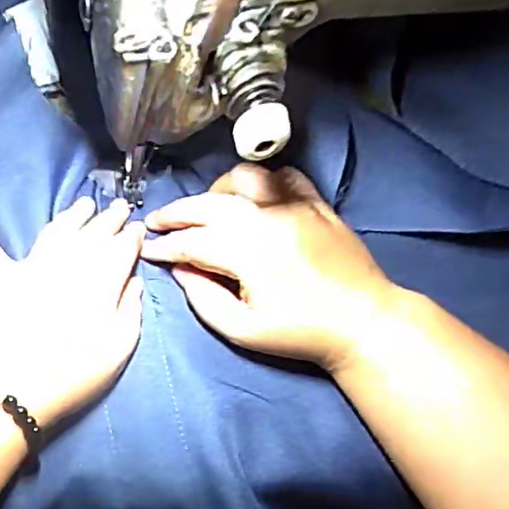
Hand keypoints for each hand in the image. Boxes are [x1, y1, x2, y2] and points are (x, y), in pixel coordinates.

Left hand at [0, 196, 145, 428]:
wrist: (16, 386)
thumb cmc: (75, 373)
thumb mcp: (119, 347)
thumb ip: (131, 310)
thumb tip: (133, 282)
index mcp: (103, 277)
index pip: (122, 246)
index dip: (132, 235)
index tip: (138, 228)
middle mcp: (68, 261)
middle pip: (93, 231)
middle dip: (109, 217)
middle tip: (119, 206)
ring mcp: (32, 266)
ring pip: (55, 230)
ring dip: (71, 215)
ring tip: (83, 204)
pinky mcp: (1, 278)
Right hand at [142, 164, 403, 370]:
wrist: (361, 321)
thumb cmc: (301, 332)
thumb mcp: (242, 330)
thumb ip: (204, 298)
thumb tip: (181, 271)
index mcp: (248, 251)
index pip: (193, 241)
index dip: (165, 246)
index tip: (148, 250)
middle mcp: (268, 218)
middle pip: (209, 203)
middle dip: (176, 213)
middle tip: (157, 222)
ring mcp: (295, 205)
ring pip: (243, 178)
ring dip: (215, 191)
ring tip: (204, 211)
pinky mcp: (316, 203)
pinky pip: (281, 176)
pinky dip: (259, 183)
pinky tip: (252, 201)